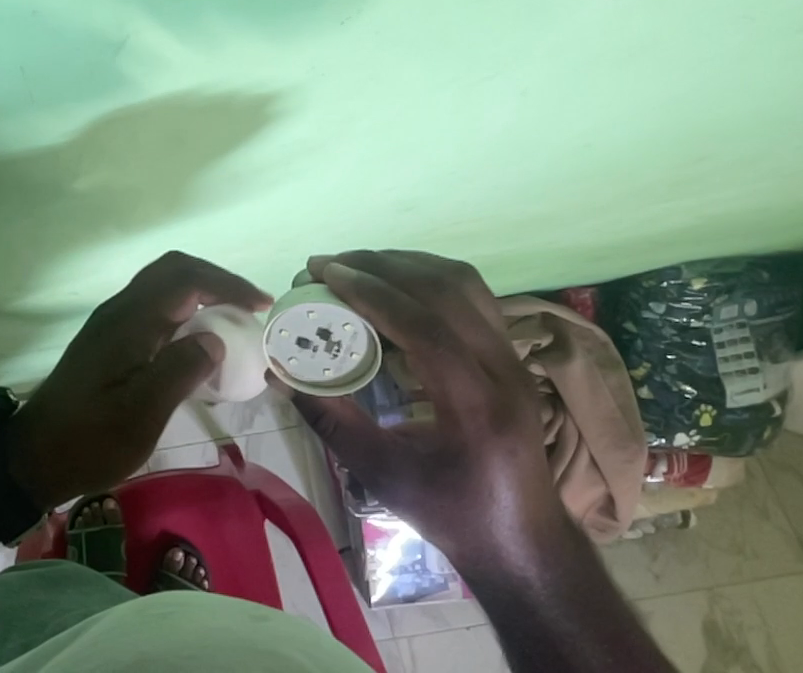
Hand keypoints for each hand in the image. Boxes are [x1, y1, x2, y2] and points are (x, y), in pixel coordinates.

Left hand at [7, 251, 270, 508]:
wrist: (34, 456)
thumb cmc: (89, 440)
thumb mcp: (141, 415)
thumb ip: (179, 371)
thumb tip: (215, 340)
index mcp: (128, 322)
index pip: (184, 279)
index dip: (226, 284)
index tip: (261, 307)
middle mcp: (118, 311)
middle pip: (172, 271)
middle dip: (215, 281)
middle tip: (249, 308)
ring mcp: (111, 324)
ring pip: (161, 287)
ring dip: (200, 294)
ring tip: (232, 323)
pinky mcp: (109, 340)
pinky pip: (153, 309)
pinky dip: (184, 313)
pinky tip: (198, 344)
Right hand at [280, 251, 568, 566]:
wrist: (523, 539)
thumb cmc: (450, 512)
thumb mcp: (381, 474)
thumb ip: (329, 419)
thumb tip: (280, 374)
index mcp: (475, 406)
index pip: (424, 327)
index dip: (371, 292)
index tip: (324, 274)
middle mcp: (502, 371)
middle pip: (445, 291)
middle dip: (380, 266)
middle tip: (325, 266)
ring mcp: (512, 359)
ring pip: (463, 284)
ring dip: (404, 264)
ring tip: (354, 266)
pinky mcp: (510, 354)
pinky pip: (472, 295)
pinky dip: (426, 276)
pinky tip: (391, 283)